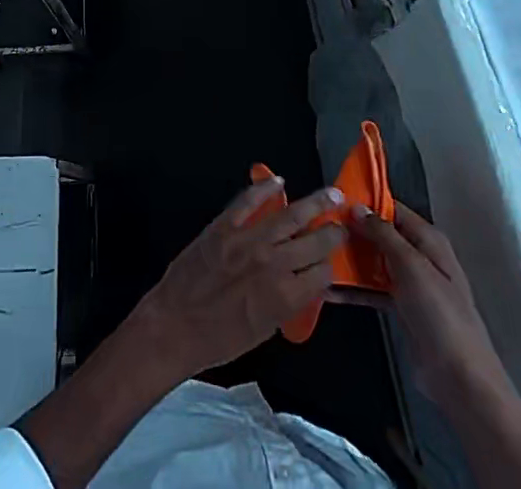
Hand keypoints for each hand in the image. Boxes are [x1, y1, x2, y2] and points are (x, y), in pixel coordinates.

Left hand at [128, 177, 348, 380]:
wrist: (176, 324)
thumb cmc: (222, 338)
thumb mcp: (268, 327)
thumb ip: (291, 302)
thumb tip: (309, 284)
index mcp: (288, 295)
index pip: (324, 273)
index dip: (330, 266)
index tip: (333, 259)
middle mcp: (273, 264)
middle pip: (316, 242)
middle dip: (333, 232)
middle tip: (343, 222)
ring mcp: (247, 241)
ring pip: (289, 215)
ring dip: (315, 203)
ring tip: (331, 193)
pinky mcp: (223, 226)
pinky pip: (247, 201)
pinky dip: (264, 188)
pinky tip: (278, 181)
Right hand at [331, 201, 506, 403]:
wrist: (459, 376)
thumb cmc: (439, 314)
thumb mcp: (411, 267)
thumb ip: (384, 235)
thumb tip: (357, 207)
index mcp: (429, 242)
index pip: (393, 210)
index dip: (366, 202)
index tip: (332, 199)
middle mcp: (420, 257)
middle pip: (380, 235)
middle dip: (350, 231)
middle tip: (315, 227)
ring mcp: (410, 283)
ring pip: (373, 261)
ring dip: (347, 259)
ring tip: (314, 254)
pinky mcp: (400, 305)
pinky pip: (371, 288)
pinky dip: (352, 288)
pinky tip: (326, 289)